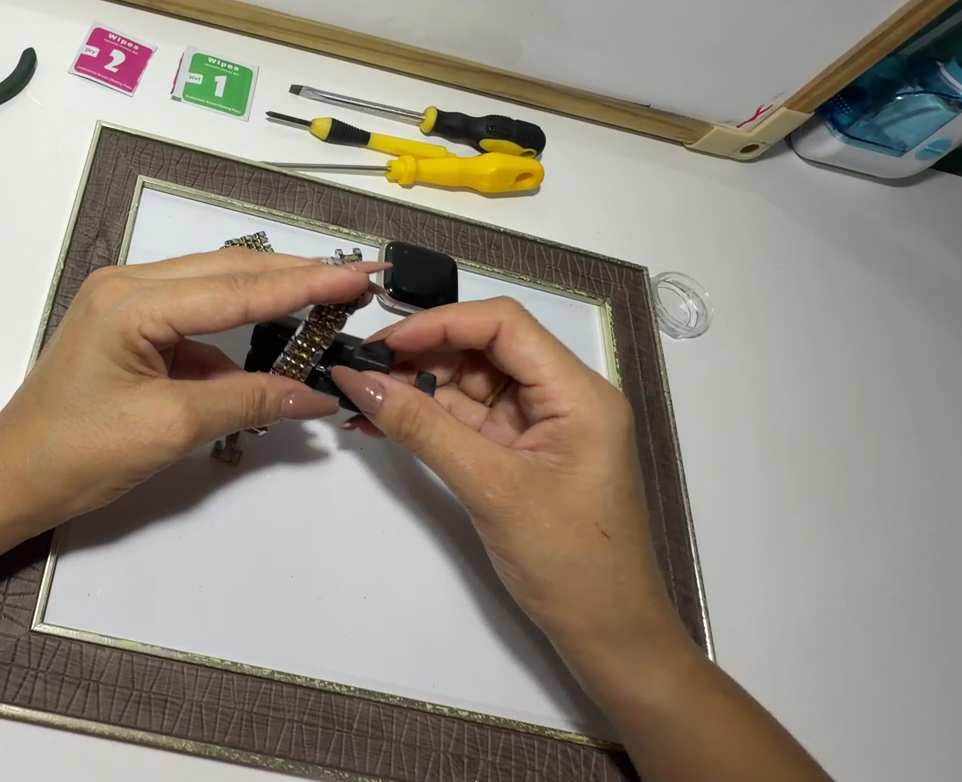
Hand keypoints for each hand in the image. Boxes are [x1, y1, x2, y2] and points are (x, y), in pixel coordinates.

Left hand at [0, 249, 378, 527]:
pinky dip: (234, 328)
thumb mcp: (171, 427)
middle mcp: (128, 285)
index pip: (236, 289)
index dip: (302, 284)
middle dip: (291, 276)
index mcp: (132, 301)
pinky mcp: (130, 326)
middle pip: (226, 272)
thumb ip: (247, 400)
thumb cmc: (78, 453)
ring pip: (212, 288)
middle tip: (353, 279)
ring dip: (266, 297)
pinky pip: (194, 317)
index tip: (357, 276)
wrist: (13, 477)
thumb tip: (316, 395)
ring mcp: (126, 302)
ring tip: (324, 298)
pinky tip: (269, 339)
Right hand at [328, 298, 689, 668]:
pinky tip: (381, 421)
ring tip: (363, 400)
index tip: (384, 345)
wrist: (607, 637)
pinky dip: (423, 417)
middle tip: (363, 373)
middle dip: (421, 355)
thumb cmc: (568, 560)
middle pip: (481, 348)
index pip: (503, 324)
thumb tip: (354, 380)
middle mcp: (560, 396)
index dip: (440, 323)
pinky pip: (462, 417)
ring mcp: (537, 424)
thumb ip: (420, 427)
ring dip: (414, 386)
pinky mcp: (516, 450)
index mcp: (576, 392)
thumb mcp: (488, 486)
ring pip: (466, 381)